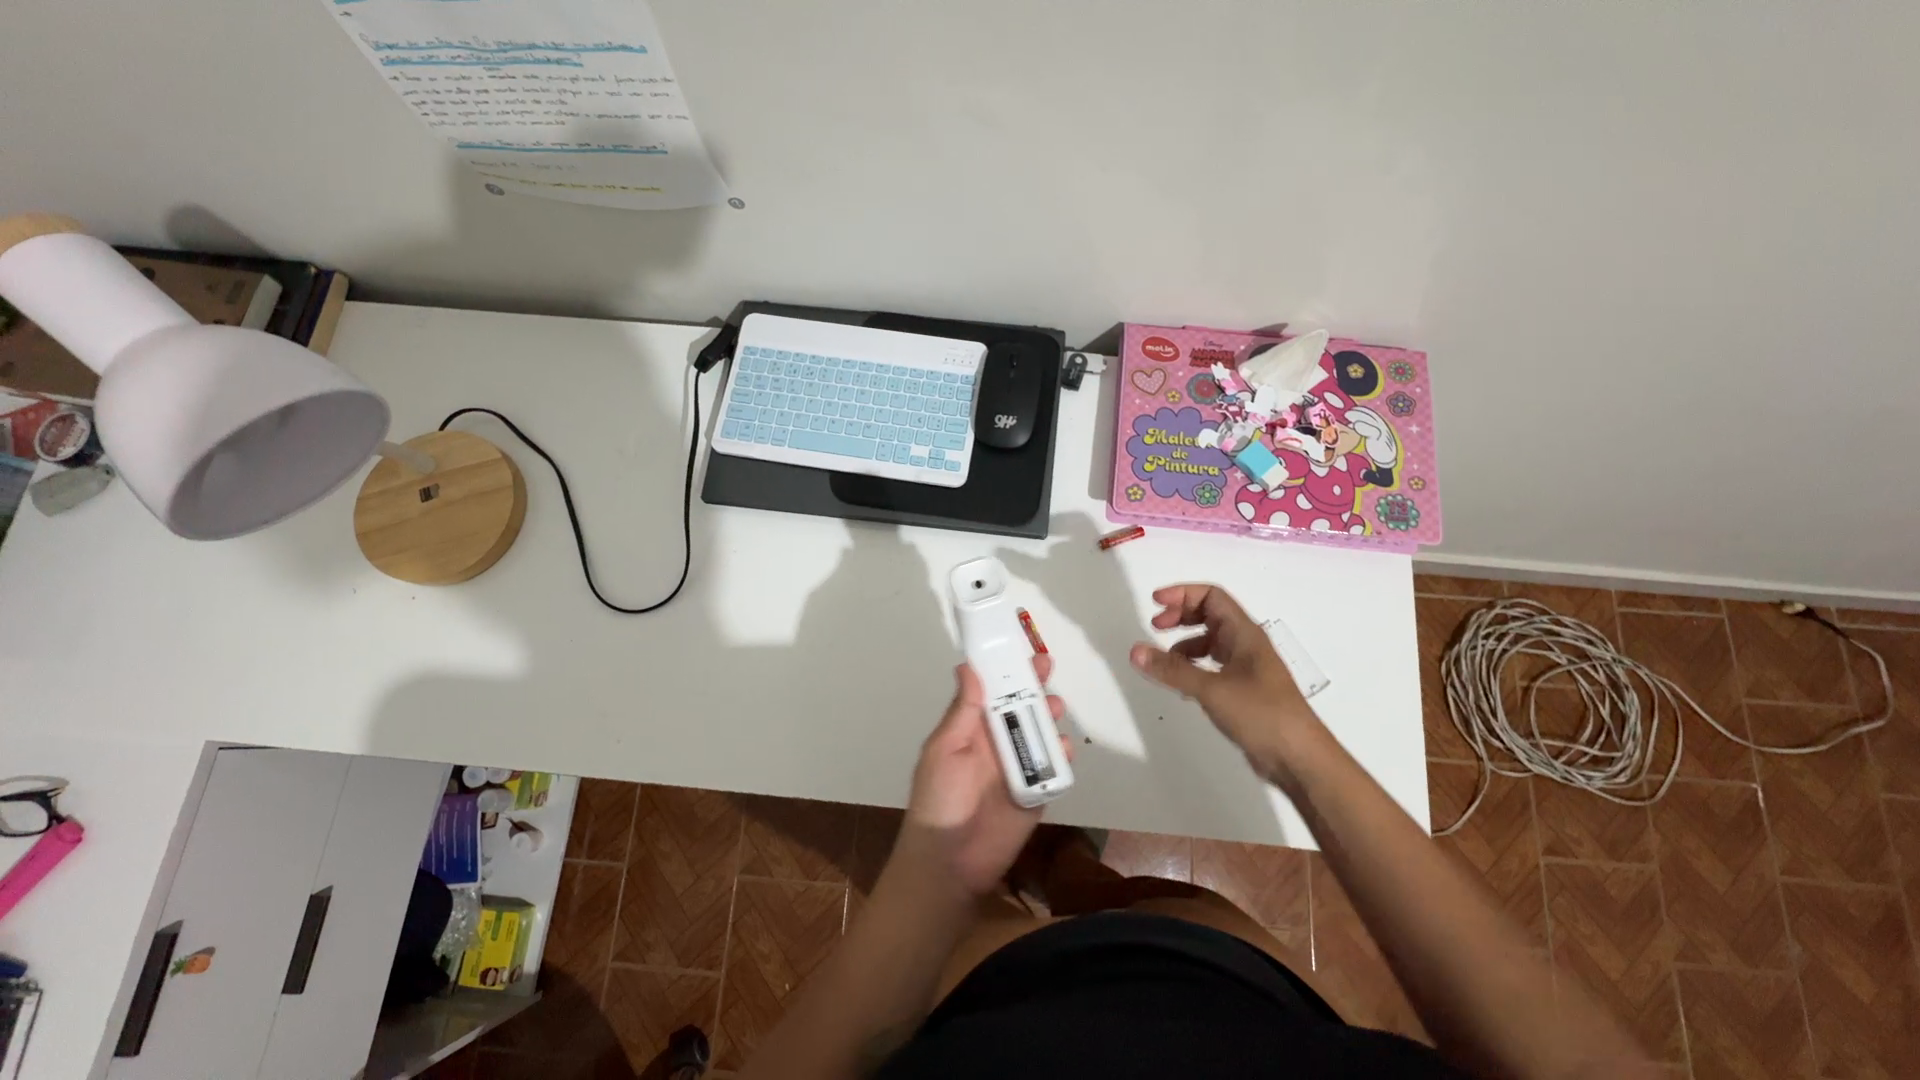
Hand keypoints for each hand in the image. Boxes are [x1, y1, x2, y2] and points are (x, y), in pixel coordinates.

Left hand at [889, 658, 1066, 898]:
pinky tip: (1064, 748)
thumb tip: (968, 667)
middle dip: (1036, 689)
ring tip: (1056, 709)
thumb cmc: (939, 800)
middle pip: (1022, 709)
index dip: (1009, 672)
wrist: (950, 863)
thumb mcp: (944, 750)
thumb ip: (962, 712)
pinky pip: (1054, 770)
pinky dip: (1062, 756)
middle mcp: (996, 744)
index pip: (993, 693)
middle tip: (1047, 670)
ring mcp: (1018, 769)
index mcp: (971, 731)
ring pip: (1041, 735)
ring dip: (1050, 718)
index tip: (1024, 652)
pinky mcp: (1036, 794)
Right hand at [1129, 584, 1324, 778]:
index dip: (1182, 594)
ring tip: (1164, 662)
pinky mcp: (1244, 690)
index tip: (1155, 603)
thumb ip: (1172, 670)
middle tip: (1155, 626)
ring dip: (1185, 645)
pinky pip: (1213, 667)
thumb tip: (1135, 650)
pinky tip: (1182, 686)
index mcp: (1244, 633)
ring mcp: (1246, 668)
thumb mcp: (1211, 689)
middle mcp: (1246, 645)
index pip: (1212, 596)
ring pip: (1210, 643)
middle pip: (1210, 615)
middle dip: (1181, 615)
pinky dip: (1193, 668)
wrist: (1298, 756)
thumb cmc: (1261, 713)